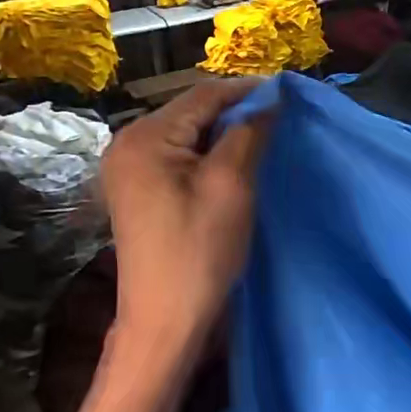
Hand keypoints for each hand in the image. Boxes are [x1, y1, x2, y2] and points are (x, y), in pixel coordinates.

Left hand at [100, 79, 272, 352]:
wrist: (162, 321)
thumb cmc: (198, 252)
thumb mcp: (230, 186)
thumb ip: (248, 133)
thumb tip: (268, 99)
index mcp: (144, 136)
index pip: (201, 95)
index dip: (245, 90)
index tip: (285, 93)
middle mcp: (126, 141)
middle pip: (188, 111)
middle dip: (232, 111)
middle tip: (276, 118)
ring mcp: (125, 165)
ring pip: (182, 132)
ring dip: (219, 132)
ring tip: (260, 137)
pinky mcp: (133, 186)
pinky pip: (172, 153)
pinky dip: (202, 152)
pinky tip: (229, 161)